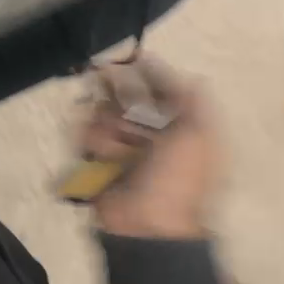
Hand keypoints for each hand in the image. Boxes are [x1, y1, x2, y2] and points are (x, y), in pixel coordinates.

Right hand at [82, 61, 220, 239]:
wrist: (145, 226)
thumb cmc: (177, 181)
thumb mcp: (198, 141)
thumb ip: (195, 104)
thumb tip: (194, 75)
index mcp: (179, 128)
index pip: (161, 87)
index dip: (147, 72)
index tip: (130, 57)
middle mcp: (151, 131)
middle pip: (125, 94)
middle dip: (118, 99)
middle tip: (112, 98)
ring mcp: (122, 143)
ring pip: (102, 111)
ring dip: (105, 126)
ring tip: (113, 148)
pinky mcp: (96, 154)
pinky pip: (84, 130)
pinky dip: (90, 140)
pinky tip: (101, 154)